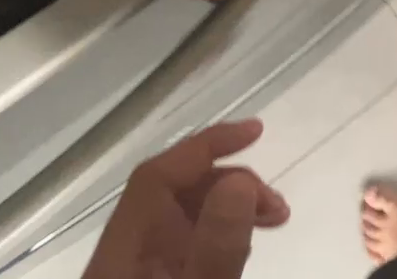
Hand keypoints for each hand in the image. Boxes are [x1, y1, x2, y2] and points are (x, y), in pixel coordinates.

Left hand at [82, 121, 288, 278]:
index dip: (207, 144)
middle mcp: (120, 255)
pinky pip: (183, 243)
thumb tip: (239, 180)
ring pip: (182, 218)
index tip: (256, 131)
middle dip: (232, 184)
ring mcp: (134, 270)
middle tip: (276, 205)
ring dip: (232, 208)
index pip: (158, 175)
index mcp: (120, 251)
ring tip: (275, 219)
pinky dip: (219, 232)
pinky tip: (243, 241)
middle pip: (174, 193)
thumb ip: (215, 247)